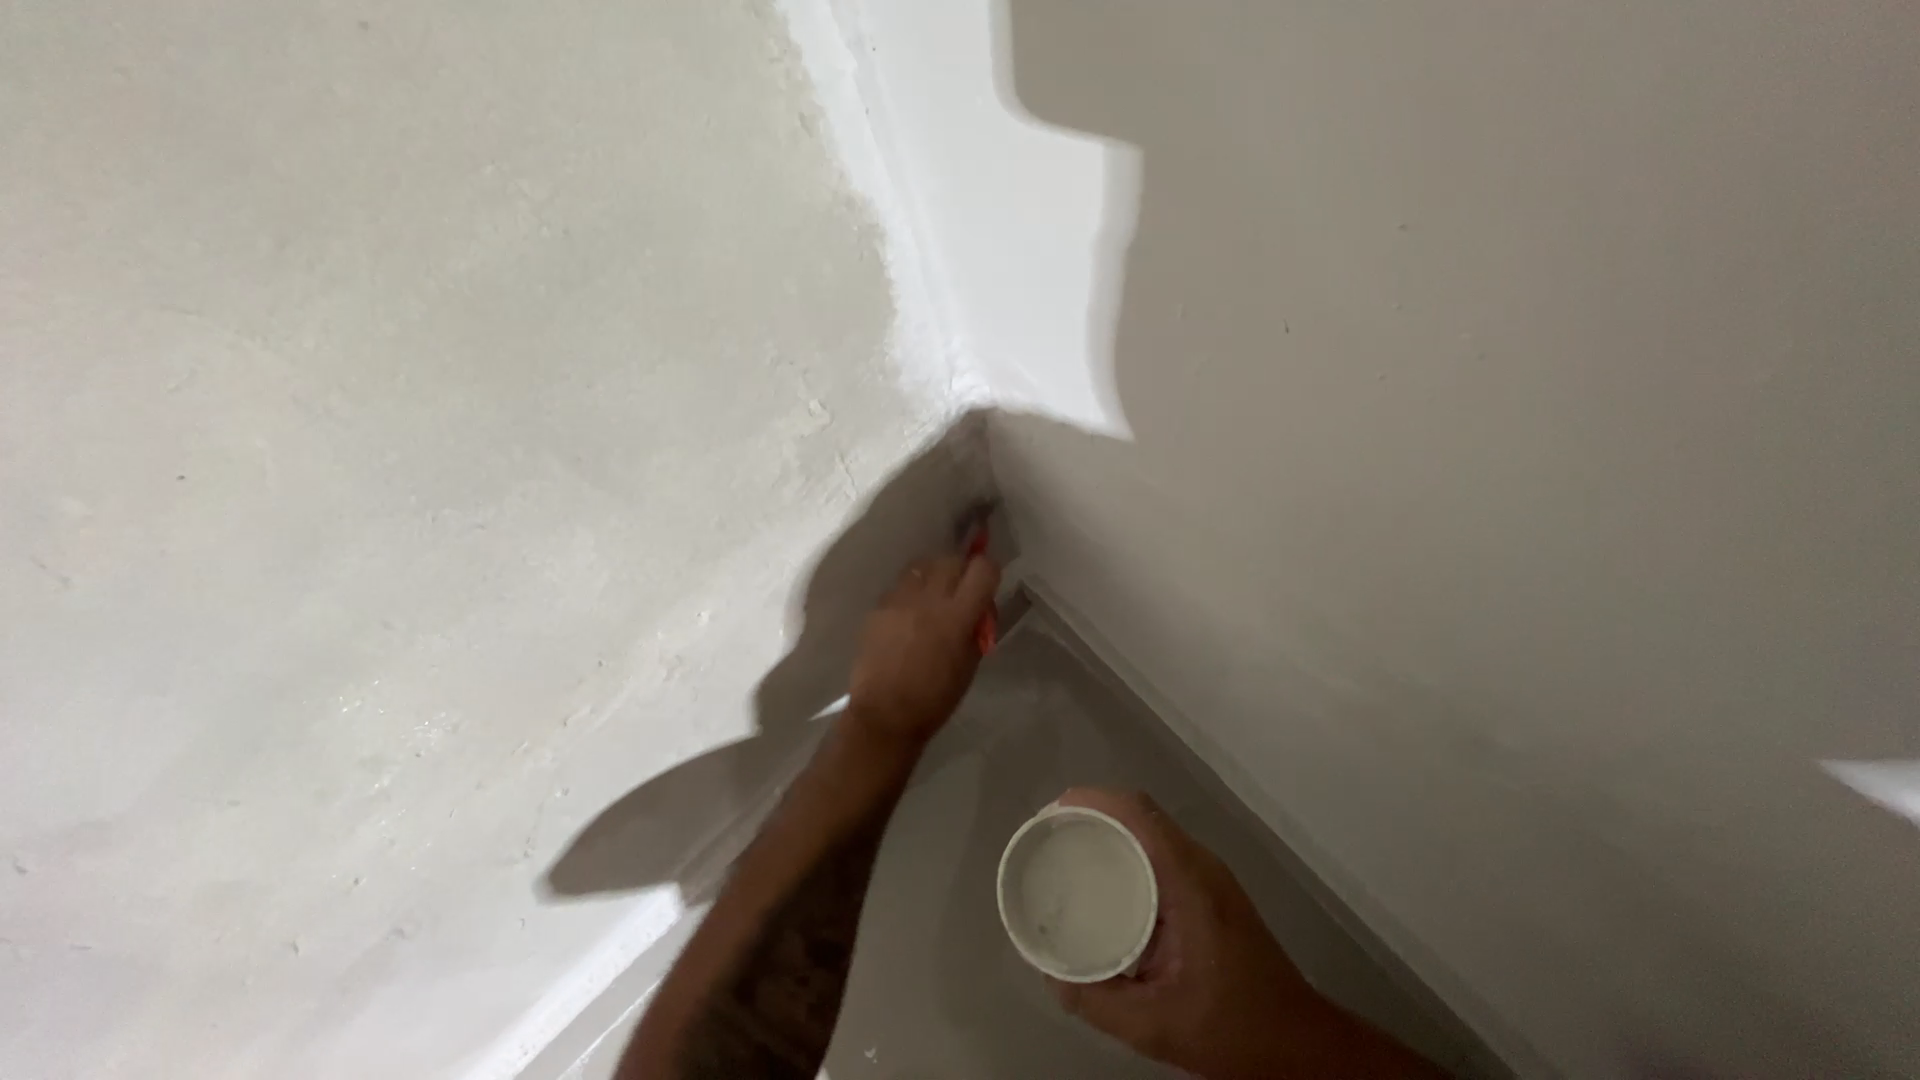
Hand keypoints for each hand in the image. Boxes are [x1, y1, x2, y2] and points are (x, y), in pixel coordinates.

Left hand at [845, 552, 999, 745]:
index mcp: (957, 616)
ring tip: (932, 598)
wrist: (885, 714)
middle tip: (960, 591)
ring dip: (934, 575)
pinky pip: (900, 585)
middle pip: (951, 559)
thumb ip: (976, 628)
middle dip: (961, 570)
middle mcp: (929, 599)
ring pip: (922, 565)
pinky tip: (909, 614)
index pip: (983, 569)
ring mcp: (900, 600)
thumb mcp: (970, 664)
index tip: (986, 584)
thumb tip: (978, 608)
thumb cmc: (935, 698)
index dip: (989, 571)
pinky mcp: (878, 607)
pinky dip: (910, 592)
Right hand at [1045, 788, 1328, 1079]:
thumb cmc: (1233, 1027)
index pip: (1138, 813)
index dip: (1092, 801)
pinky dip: (1126, 849)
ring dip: (1109, 828)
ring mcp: (1208, 876)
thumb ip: (1098, 1001)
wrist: (1298, 1044)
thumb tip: (1050, 975)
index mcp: (1189, 881)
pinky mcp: (1209, 890)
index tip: (1050, 815)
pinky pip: (1160, 850)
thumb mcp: (1156, 1025)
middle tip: (1047, 836)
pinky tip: (1103, 880)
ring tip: (1064, 851)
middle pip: (1140, 813)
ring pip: (1151, 829)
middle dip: (1091, 813)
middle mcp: (1200, 865)